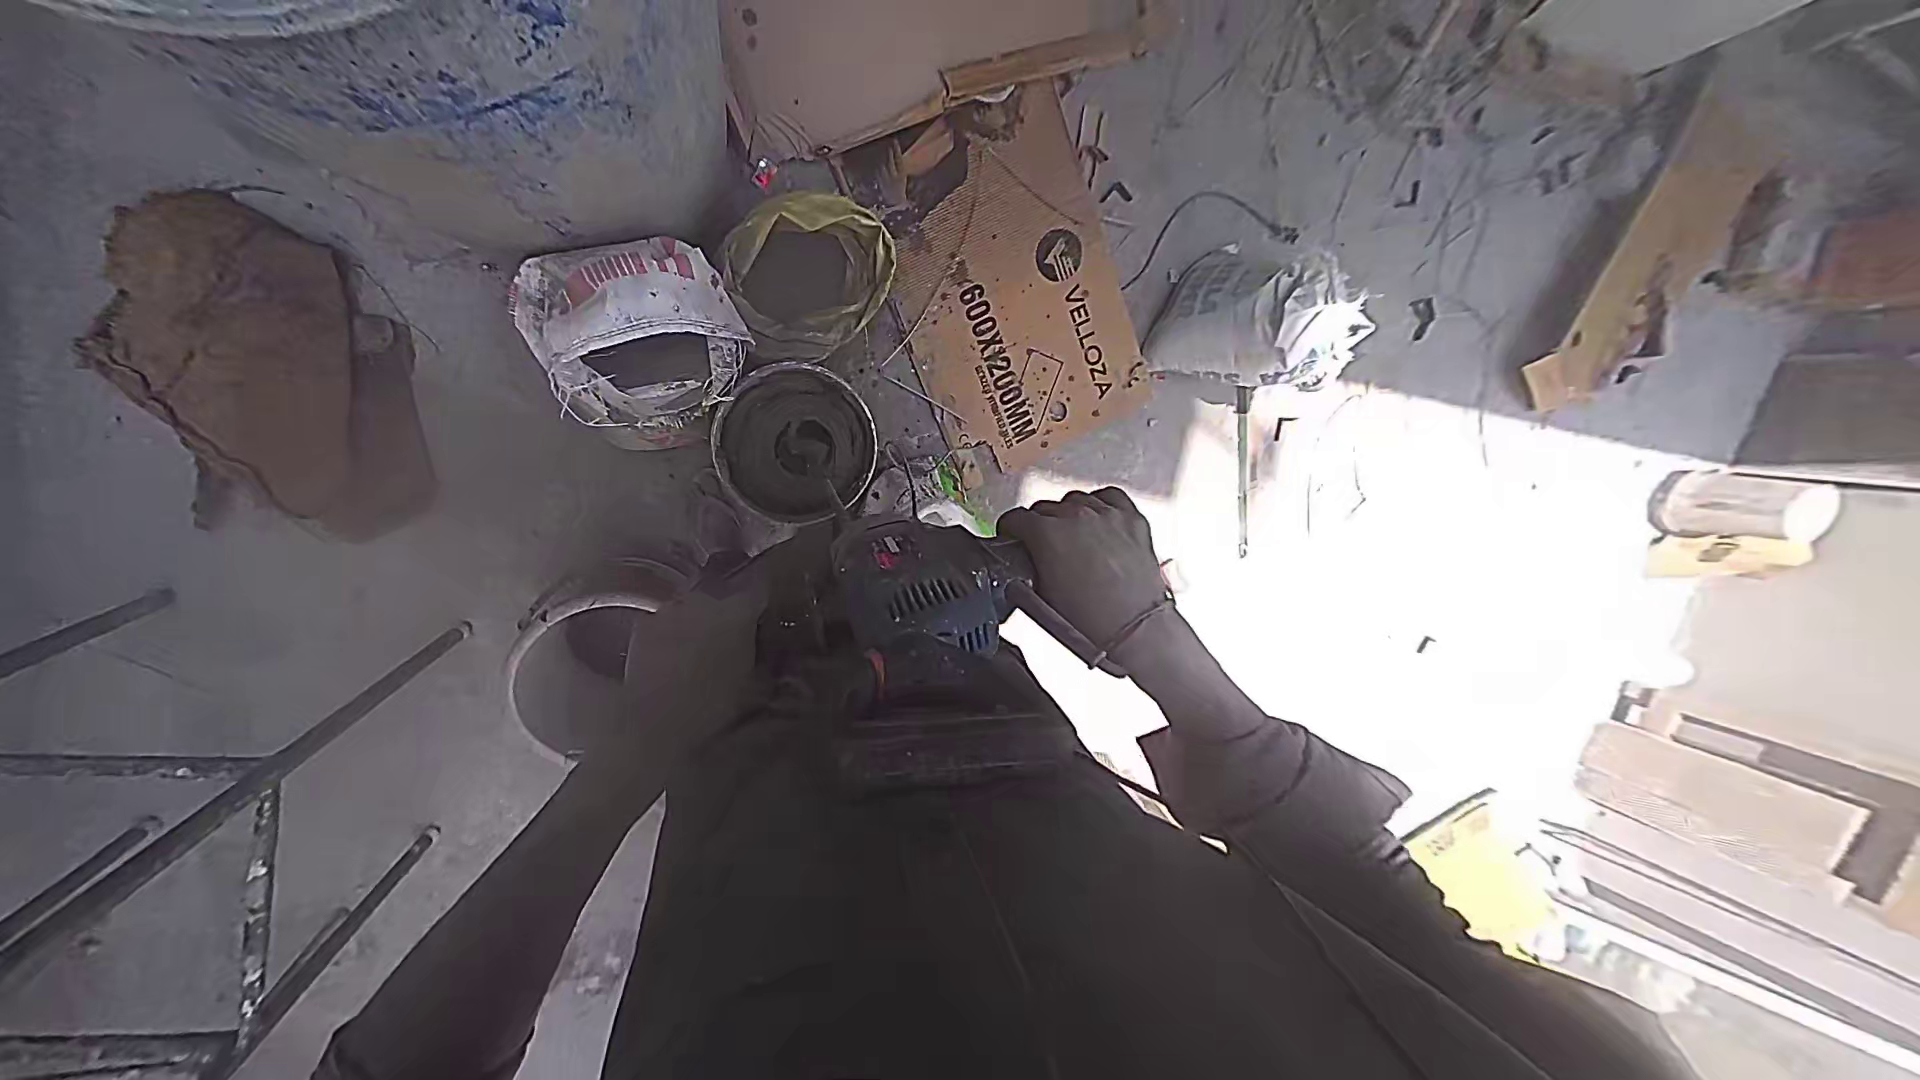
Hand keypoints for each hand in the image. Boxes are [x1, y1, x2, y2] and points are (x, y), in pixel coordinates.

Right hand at [997, 488, 1168, 659]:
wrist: (1135, 630)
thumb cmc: (1094, 620)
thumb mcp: (1041, 595)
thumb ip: (1028, 566)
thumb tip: (1027, 559)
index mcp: (1048, 534)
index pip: (1016, 518)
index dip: (1010, 530)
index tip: (1012, 536)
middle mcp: (1076, 516)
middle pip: (1044, 508)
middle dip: (1038, 525)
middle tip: (1041, 545)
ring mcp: (1106, 514)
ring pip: (1076, 500)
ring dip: (1068, 515)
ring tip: (1071, 535)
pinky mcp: (1131, 519)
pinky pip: (1110, 498)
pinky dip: (1100, 506)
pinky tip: (1097, 518)